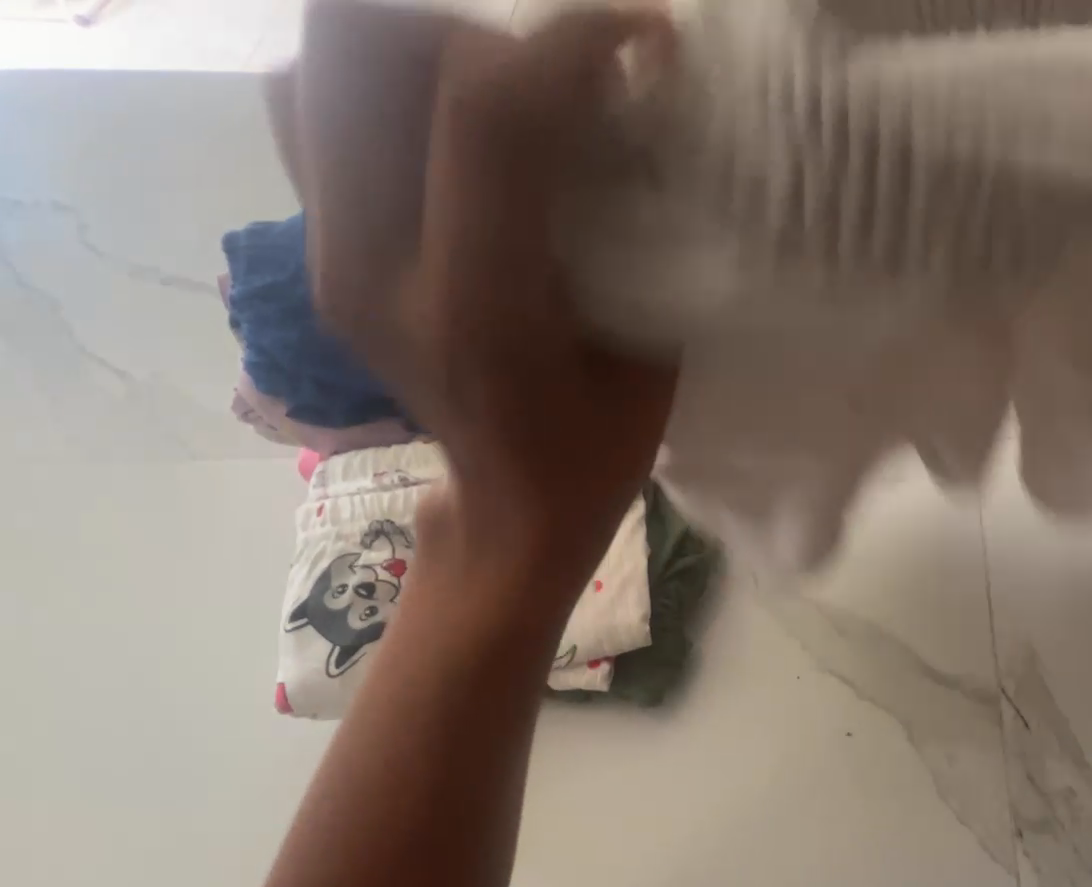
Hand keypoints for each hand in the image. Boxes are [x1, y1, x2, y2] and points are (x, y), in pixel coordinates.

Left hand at [268, 0, 678, 613]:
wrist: (513, 503)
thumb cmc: (600, 445)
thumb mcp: (650, 351)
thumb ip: (631, 237)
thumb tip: (630, 120)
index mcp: (481, 309)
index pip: (493, 116)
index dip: (572, 45)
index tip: (645, 36)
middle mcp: (373, 268)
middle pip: (368, 49)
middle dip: (486, 37)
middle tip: (562, 87)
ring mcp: (325, 255)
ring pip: (324, 62)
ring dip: (427, 52)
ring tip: (510, 99)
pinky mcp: (313, 248)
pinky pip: (308, 109)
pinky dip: (377, 87)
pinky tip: (448, 130)